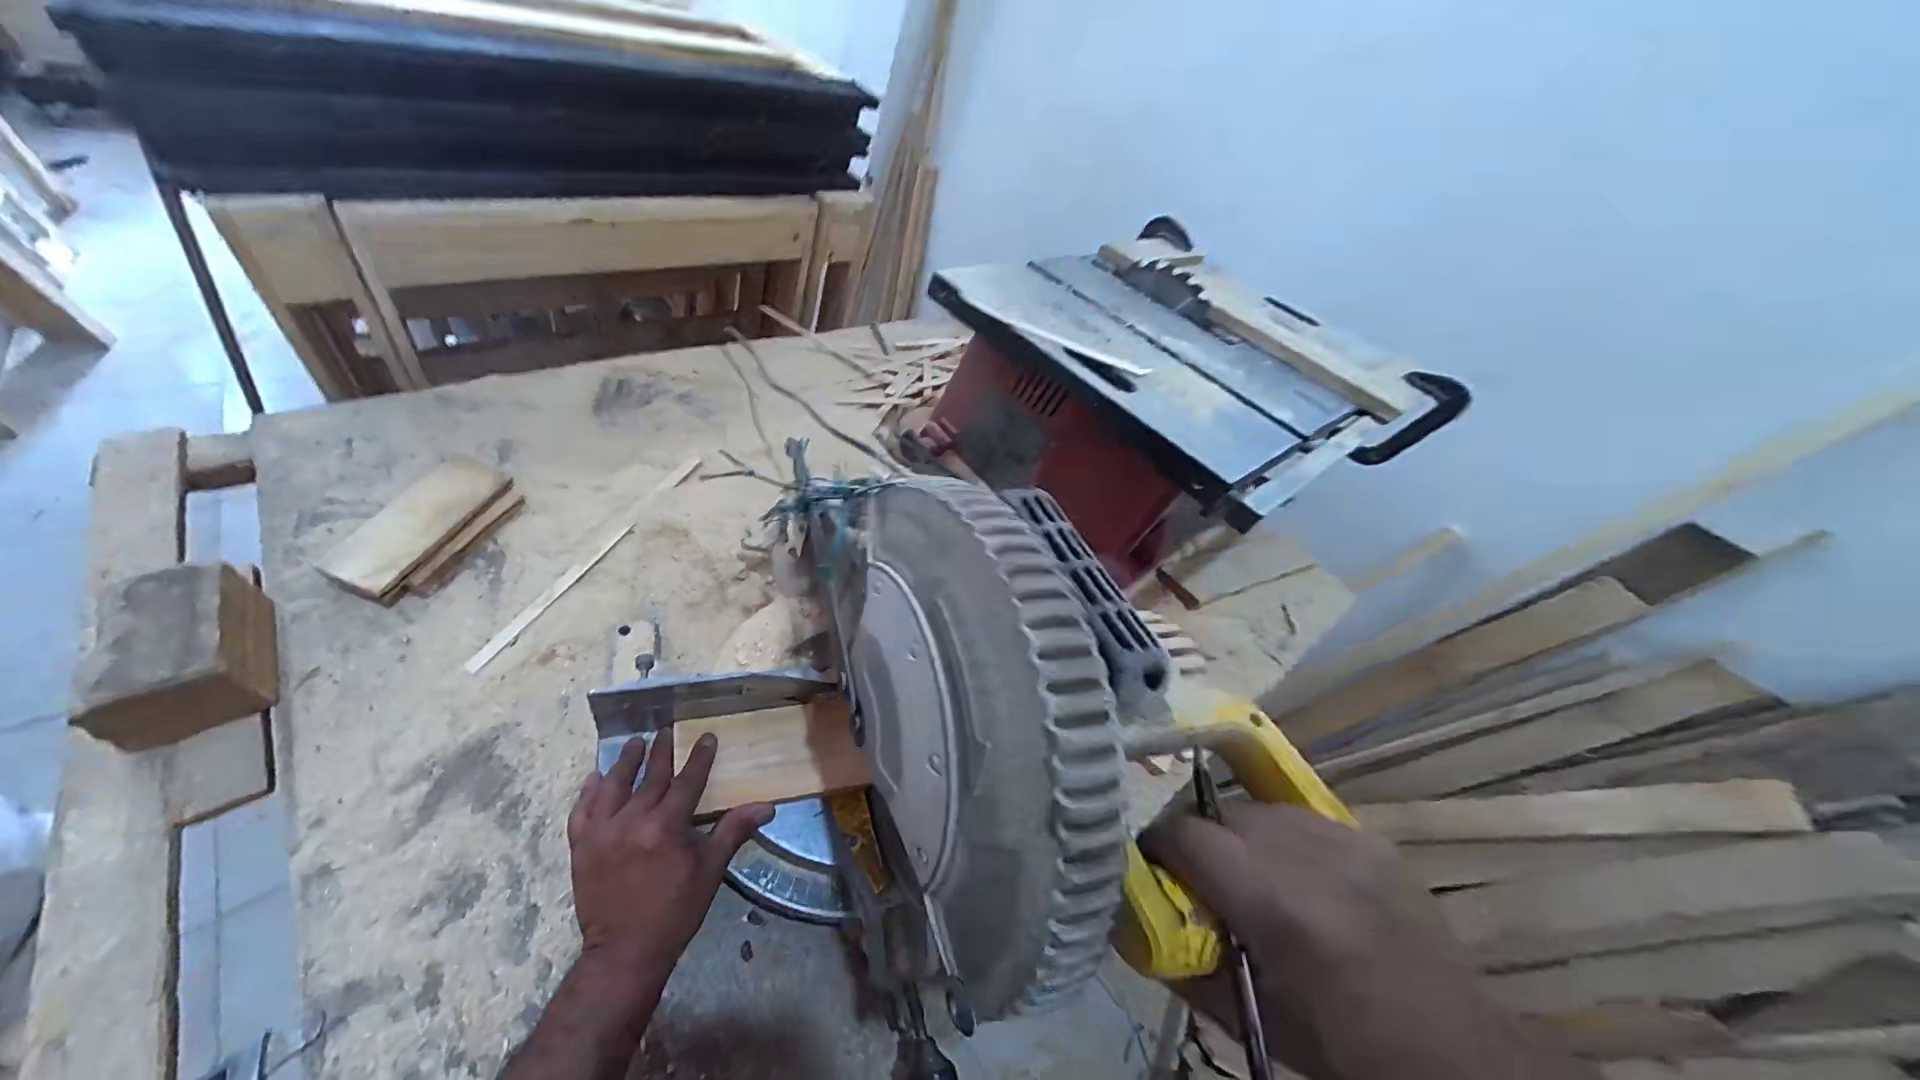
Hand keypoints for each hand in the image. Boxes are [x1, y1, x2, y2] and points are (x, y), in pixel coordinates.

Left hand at [567, 727, 774, 971]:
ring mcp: (602, 833)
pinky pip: (582, 812)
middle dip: (661, 752)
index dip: (699, 757)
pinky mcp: (581, 848)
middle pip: (651, 777)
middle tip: (666, 730)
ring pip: (614, 787)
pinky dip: (588, 793)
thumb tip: (768, 806)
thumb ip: (734, 830)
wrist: (625, 950)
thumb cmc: (676, 909)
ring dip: (625, 763)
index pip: (687, 781)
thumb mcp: (711, 869)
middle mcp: (632, 821)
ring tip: (633, 743)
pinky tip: (595, 778)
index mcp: (666, 826)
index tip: (706, 737)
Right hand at [1141, 802, 1594, 1079]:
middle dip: (1196, 837)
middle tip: (1195, 874)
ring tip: (1244, 872)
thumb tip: (1131, 917)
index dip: (1158, 844)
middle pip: (1220, 813)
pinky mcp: (1372, 839)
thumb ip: (1182, 961)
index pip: (1189, 836)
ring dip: (1237, 833)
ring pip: (1259, 807)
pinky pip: (1300, 817)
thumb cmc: (1344, 1050)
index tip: (1151, 864)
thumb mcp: (1251, 1018)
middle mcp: (1312, 858)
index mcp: (1279, 907)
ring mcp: (1349, 842)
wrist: (1458, 1058)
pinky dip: (1280, 837)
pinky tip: (1293, 874)